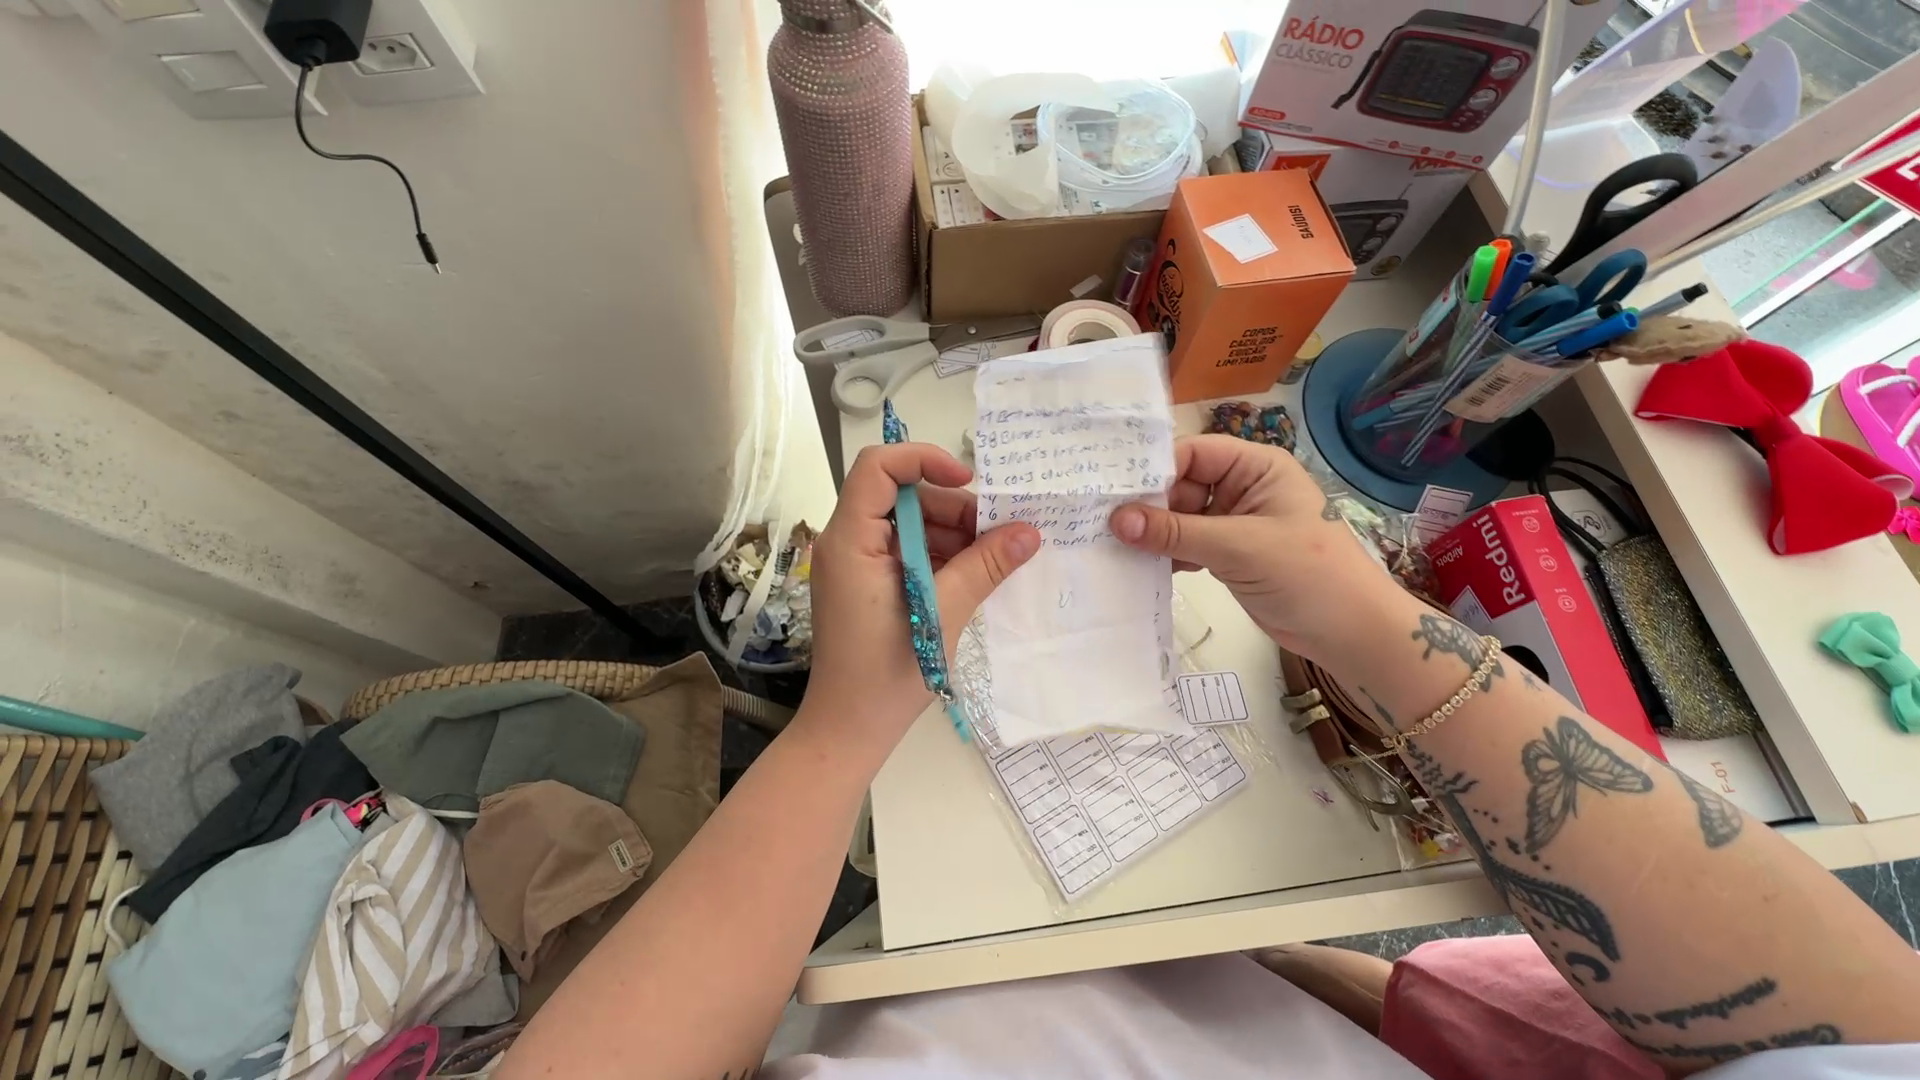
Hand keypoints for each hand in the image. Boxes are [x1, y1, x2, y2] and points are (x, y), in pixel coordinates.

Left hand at [804, 443, 1040, 742]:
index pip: (879, 467)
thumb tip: (1031, 532)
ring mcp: (856, 565)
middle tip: (999, 535)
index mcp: (850, 540)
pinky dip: (941, 558)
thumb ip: (986, 566)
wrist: (849, 728)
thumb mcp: (943, 612)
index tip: (968, 483)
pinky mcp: (868, 586)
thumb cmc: (887, 672)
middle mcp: (846, 543)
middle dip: (953, 510)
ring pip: (909, 526)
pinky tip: (973, 576)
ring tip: (993, 560)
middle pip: (902, 497)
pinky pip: (907, 553)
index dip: (923, 460)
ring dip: (953, 536)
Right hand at [1109, 435, 1404, 658]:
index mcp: (1256, 467)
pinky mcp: (1229, 554)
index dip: (1154, 470)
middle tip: (1105, 525)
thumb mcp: (1238, 547)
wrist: (1351, 633)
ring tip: (1115, 546)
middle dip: (1148, 505)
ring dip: (1154, 533)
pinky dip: (1166, 554)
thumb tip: (1116, 520)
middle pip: (1181, 485)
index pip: (1192, 453)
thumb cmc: (1307, 575)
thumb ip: (1175, 532)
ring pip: (1180, 518)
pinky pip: (1187, 544)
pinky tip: (1141, 566)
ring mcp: (1235, 523)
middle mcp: (1243, 488)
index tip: (1113, 494)